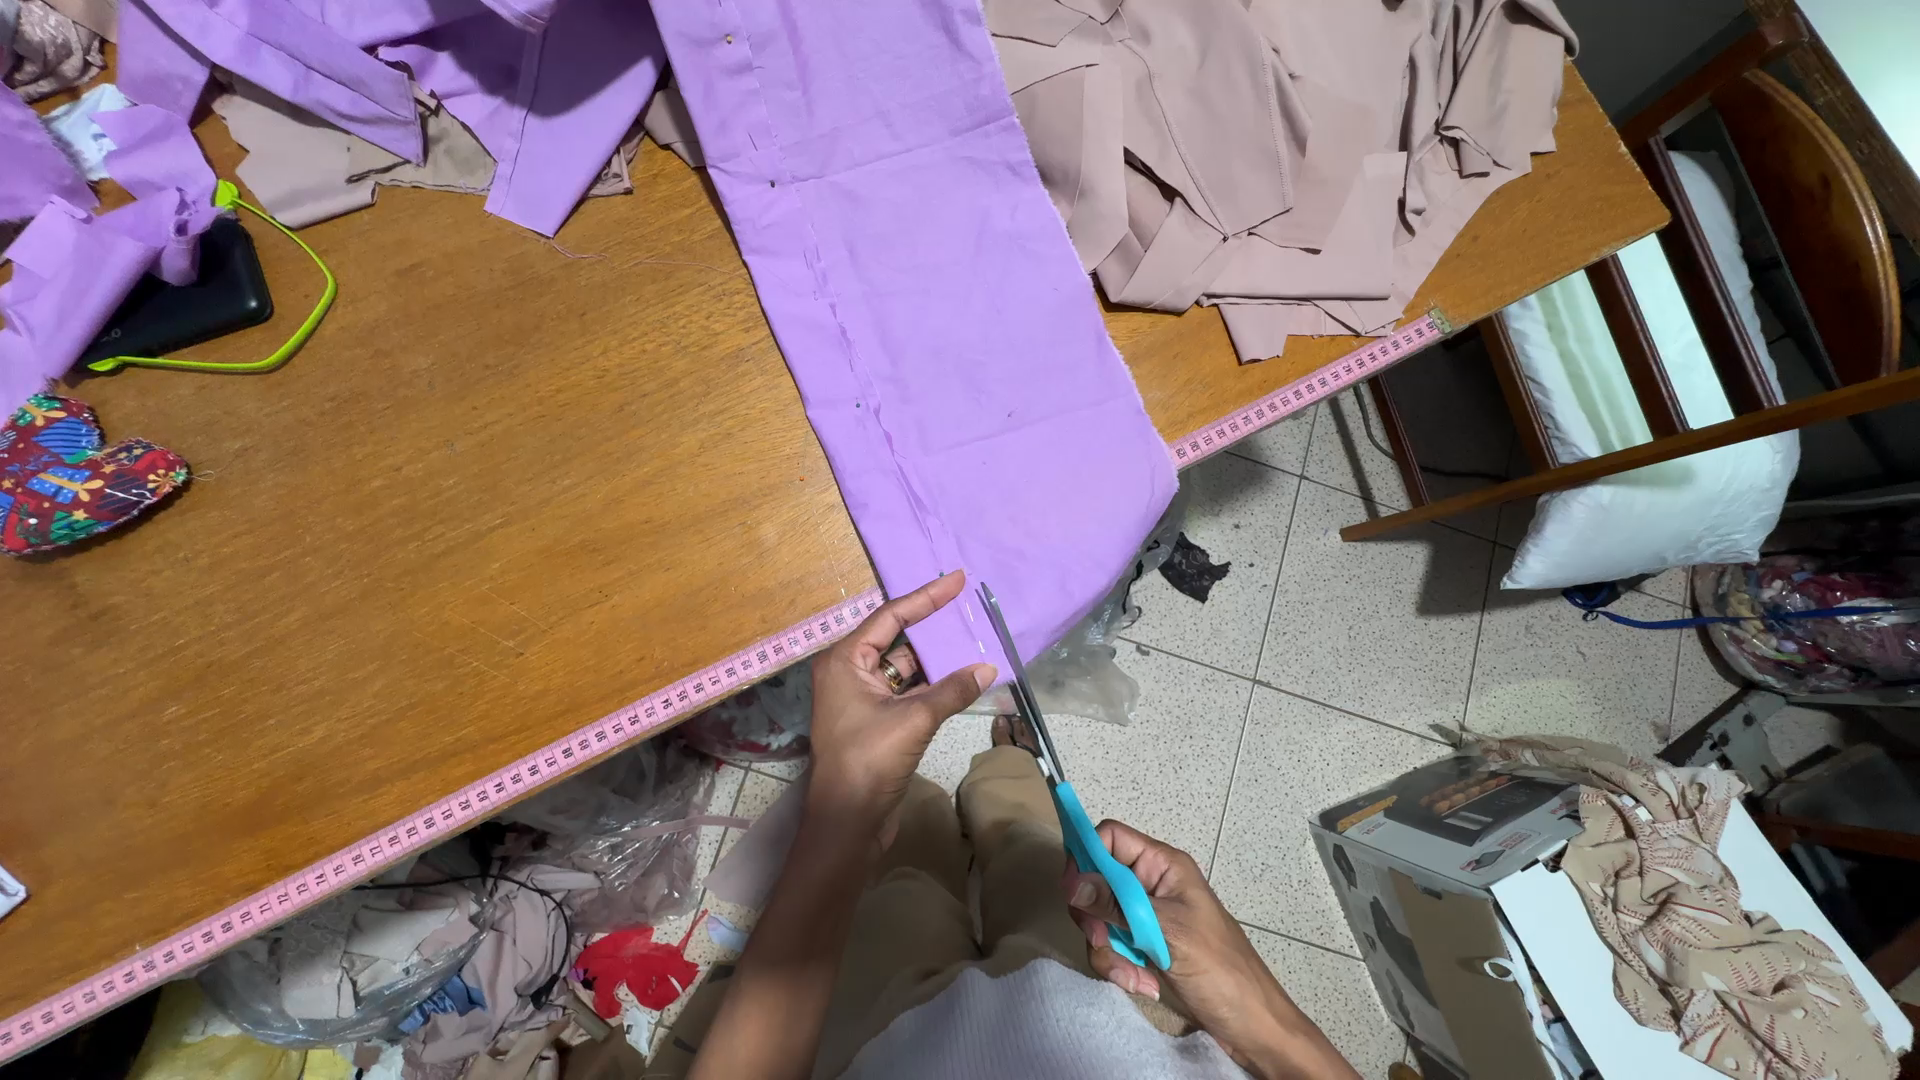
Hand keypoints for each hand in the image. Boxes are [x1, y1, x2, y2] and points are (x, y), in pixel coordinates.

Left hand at [805, 571, 994, 829]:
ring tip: (973, 640)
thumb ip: (952, 690)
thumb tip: (988, 668)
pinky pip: (908, 692)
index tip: (956, 580)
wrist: (846, 824)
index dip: (926, 597)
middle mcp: (850, 672)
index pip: (891, 616)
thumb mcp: (914, 720)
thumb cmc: (868, 762)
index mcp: (845, 660)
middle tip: (967, 608)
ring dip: (936, 660)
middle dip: (933, 627)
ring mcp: (863, 699)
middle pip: (897, 639)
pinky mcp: (876, 722)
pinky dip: (933, 685)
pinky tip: (962, 678)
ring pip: (905, 668)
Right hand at [1065, 821, 1358, 1079]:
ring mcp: (1143, 917)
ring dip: (1107, 948)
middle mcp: (1149, 885)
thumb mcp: (1168, 932)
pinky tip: (1141, 982)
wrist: (1252, 1028)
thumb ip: (1118, 905)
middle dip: (1094, 913)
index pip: (1110, 837)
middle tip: (1103, 937)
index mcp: (1162, 865)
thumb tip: (1072, 884)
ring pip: (1097, 916)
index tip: (1074, 890)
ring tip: (1132, 973)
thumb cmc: (1221, 969)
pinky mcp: (1141, 947)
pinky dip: (1117, 966)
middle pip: (1095, 879)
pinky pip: (1109, 946)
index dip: (1086, 855)